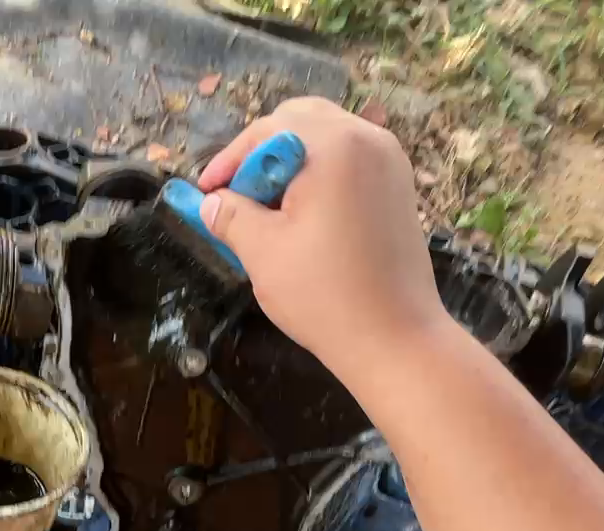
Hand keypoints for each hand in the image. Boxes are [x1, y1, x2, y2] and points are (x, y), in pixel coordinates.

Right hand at [198, 97, 460, 382]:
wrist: (392, 336)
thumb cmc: (322, 294)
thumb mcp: (262, 254)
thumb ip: (231, 218)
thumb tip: (210, 203)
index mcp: (332, 146)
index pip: (267, 131)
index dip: (229, 161)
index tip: (206, 193)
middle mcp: (367, 138)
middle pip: (301, 121)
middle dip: (261, 156)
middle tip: (238, 198)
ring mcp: (389, 161)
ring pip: (327, 140)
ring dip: (290, 165)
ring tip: (269, 211)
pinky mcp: (398, 187)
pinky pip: (349, 162)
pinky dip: (320, 176)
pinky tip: (304, 217)